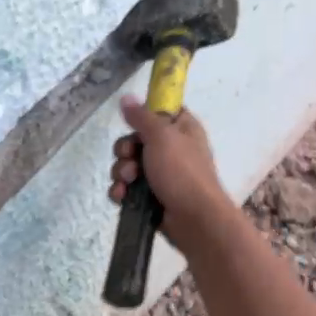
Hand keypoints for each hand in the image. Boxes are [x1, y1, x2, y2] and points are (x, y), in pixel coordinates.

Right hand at [109, 97, 235, 253]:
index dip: (143, 117)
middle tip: (129, 158)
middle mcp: (172, 149)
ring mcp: (161, 175)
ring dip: (121, 172)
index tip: (134, 124)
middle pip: (136, 140)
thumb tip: (126, 96)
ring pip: (128, 166)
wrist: (194, 219)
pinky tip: (121, 196)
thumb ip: (141, 116)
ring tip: (127, 182)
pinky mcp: (151, 198)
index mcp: (182, 128)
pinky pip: (128, 189)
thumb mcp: (162, 135)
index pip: (159, 113)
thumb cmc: (182, 171)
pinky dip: (122, 191)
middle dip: (125, 150)